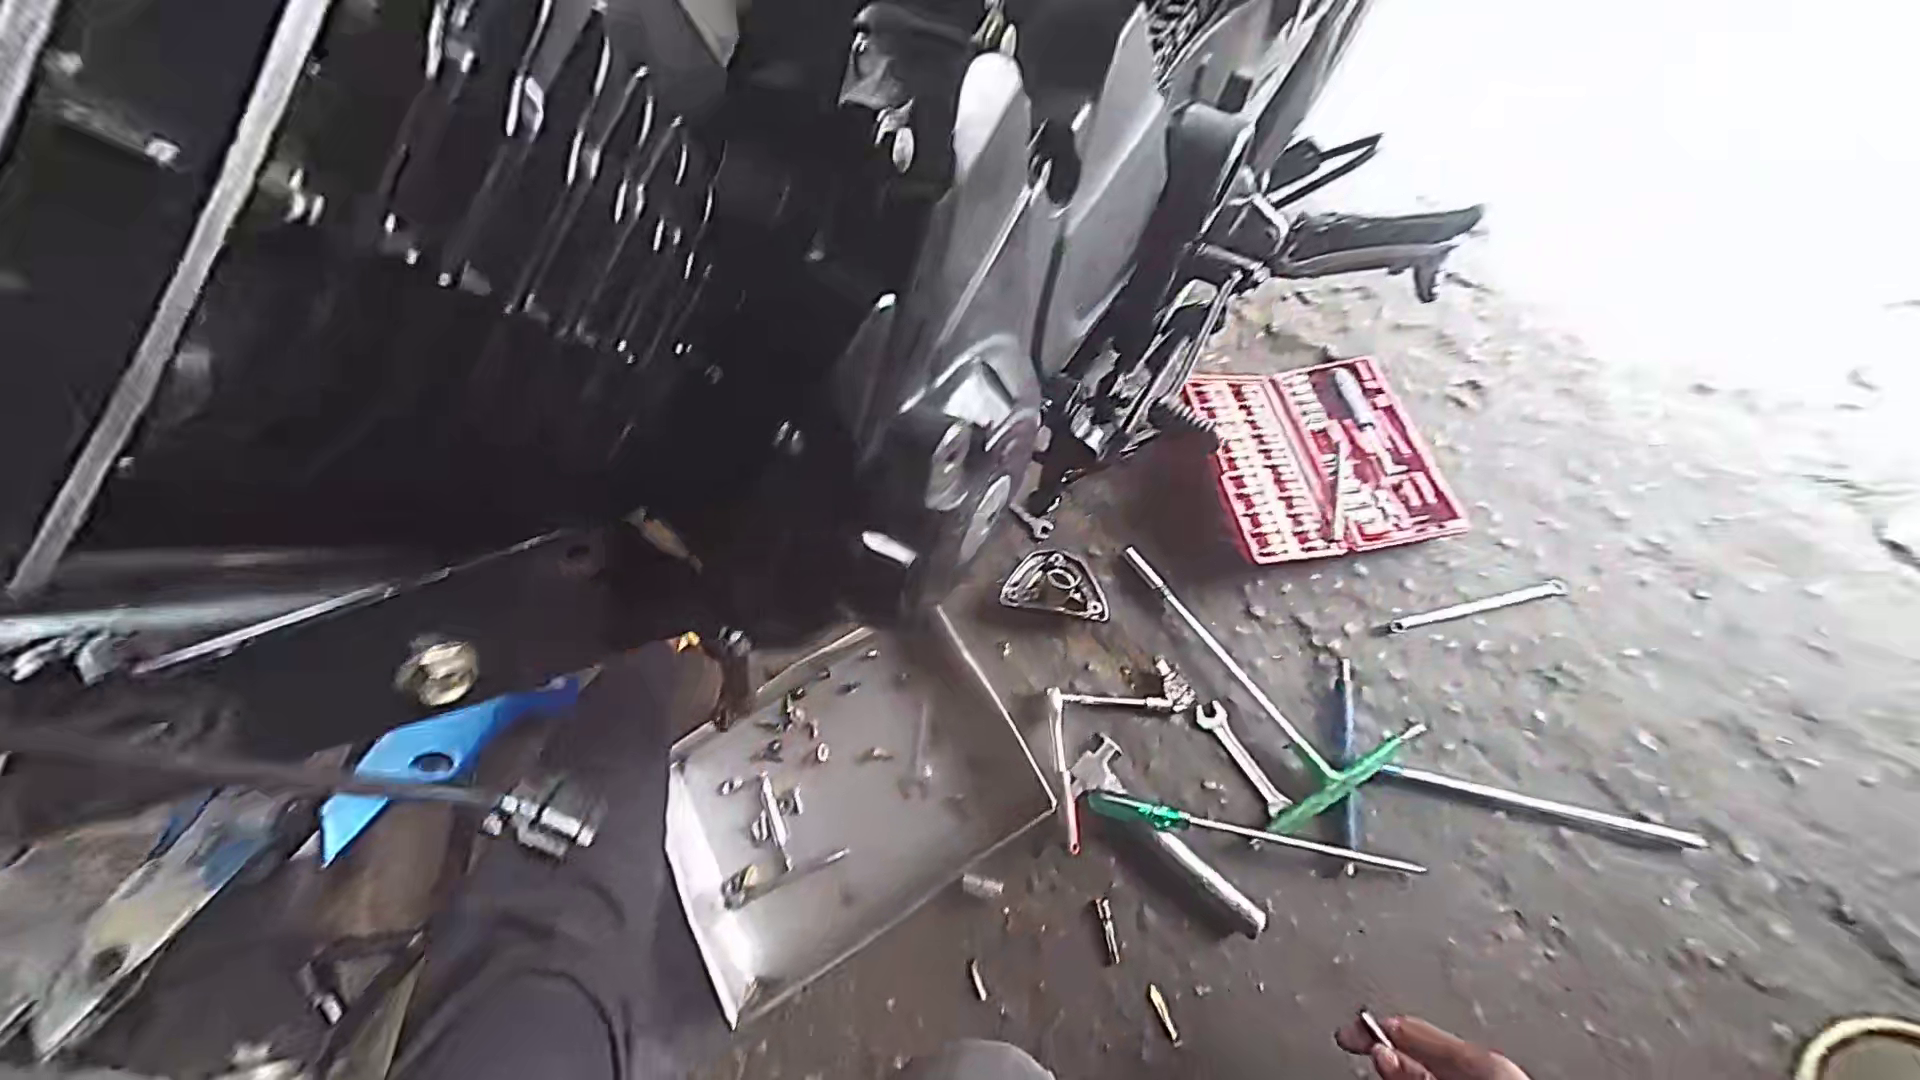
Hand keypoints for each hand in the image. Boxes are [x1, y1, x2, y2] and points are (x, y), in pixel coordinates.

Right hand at [1335, 1015, 1531, 1079]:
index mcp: (1482, 1056)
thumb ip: (1415, 1073)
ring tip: (1388, 1072)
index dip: (1369, 1026)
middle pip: (1422, 1047)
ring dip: (1408, 1070)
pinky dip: (1428, 1079)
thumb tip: (1378, 1048)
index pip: (1407, 1024)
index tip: (1345, 1034)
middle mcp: (1492, 1066)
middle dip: (1389, 1053)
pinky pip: (1458, 1079)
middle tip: (1362, 1055)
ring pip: (1437, 1069)